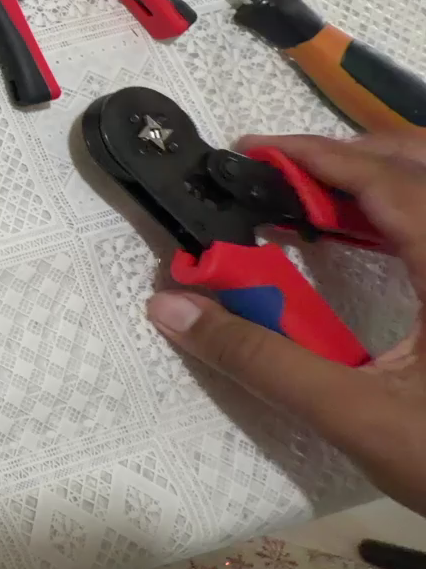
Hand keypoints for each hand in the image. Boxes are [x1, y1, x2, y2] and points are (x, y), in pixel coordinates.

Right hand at [146, 132, 425, 513]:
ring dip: (382, 186)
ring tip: (315, 200)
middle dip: (357, 154)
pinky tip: (368, 244)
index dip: (318, 157)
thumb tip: (166, 307)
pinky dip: (403, 220)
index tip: (253, 151)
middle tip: (283, 170)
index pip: (392, 186)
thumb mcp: (359, 417)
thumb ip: (260, 358)